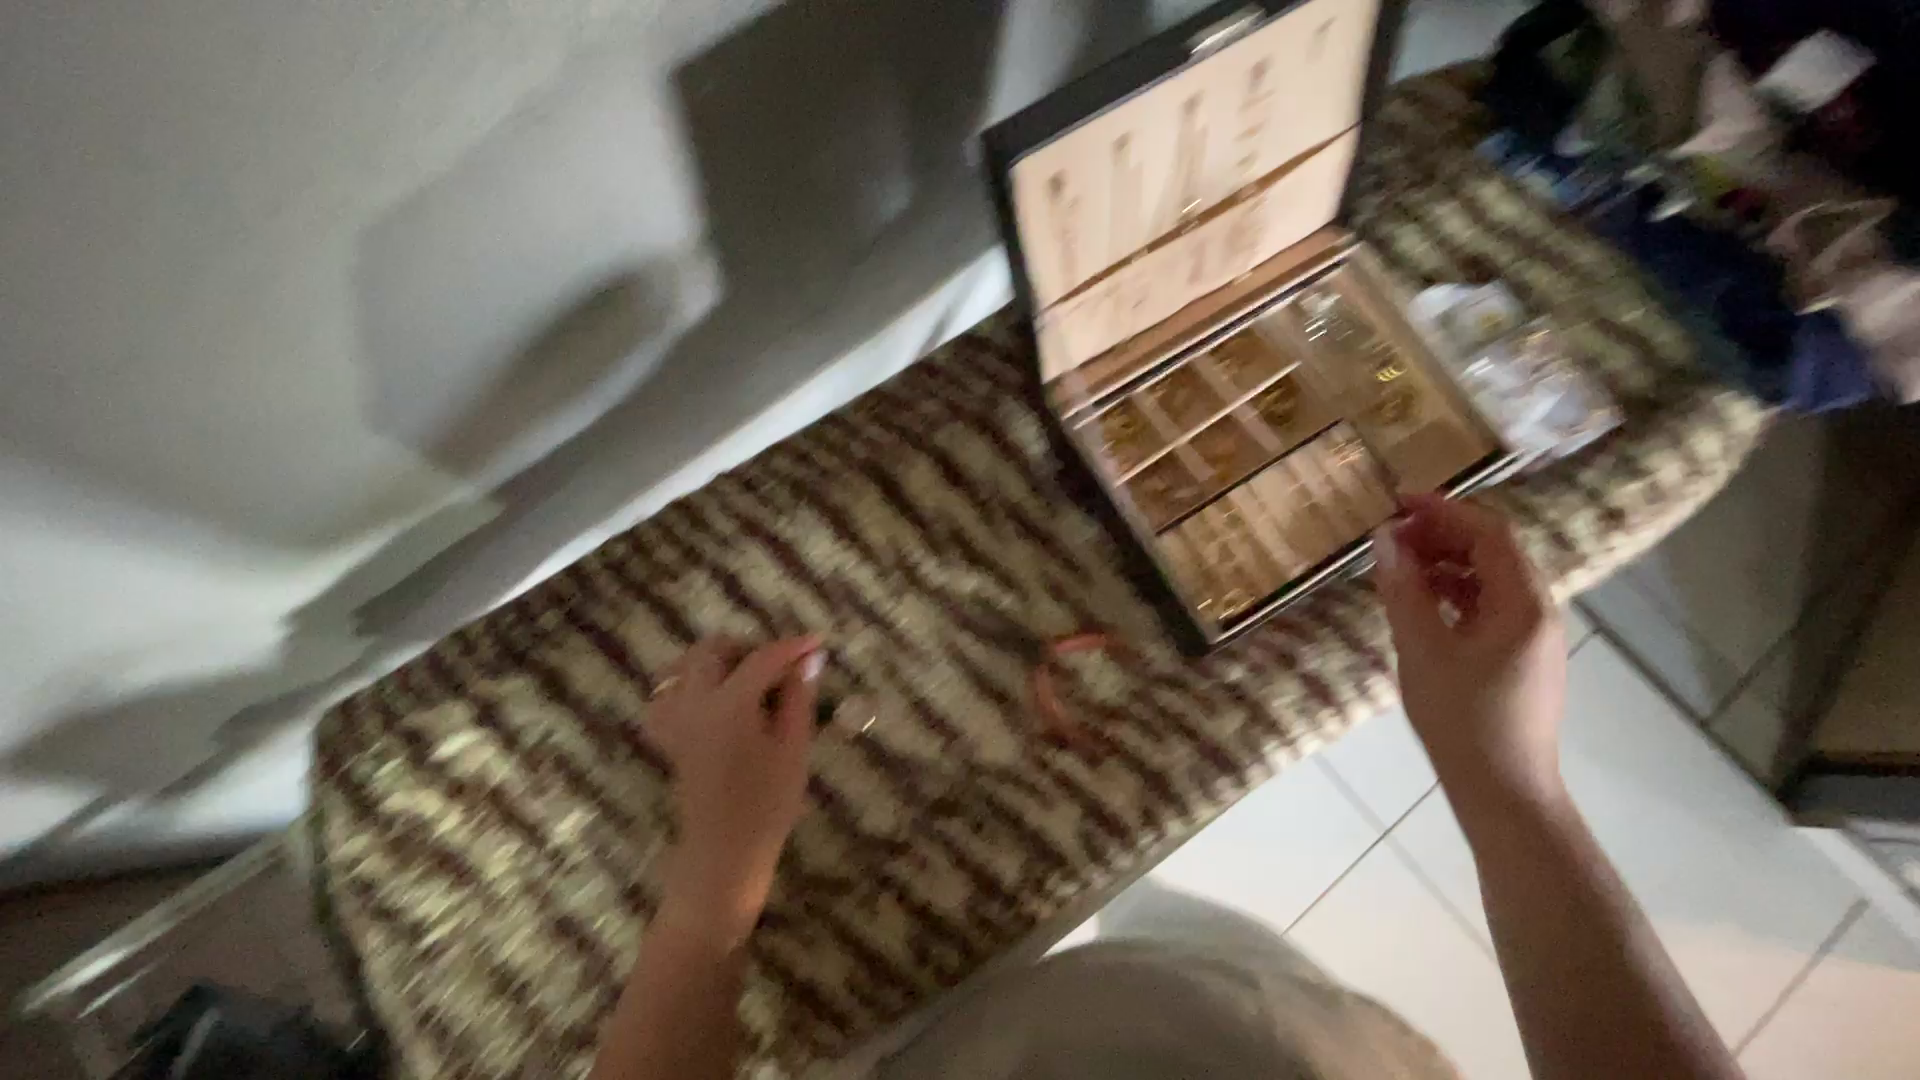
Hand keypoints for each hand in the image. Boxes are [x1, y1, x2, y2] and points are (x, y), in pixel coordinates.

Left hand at [645, 636, 824, 933]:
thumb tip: (809, 659)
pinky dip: (686, 686)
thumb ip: (799, 697)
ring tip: (746, 678)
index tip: (816, 642)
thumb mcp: (794, 748)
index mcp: (729, 705)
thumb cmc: (768, 803)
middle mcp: (694, 704)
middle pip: (713, 651)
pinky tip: (710, 698)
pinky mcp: (667, 736)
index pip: (763, 659)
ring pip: (684, 666)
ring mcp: (674, 719)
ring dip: (716, 661)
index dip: (792, 647)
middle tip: (781, 667)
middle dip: (749, 649)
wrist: (725, 852)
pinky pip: (665, 695)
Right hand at [1371, 495, 1567, 817]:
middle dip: (1441, 534)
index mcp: (1524, 604)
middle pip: (1493, 552)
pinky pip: (1487, 605)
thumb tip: (1384, 538)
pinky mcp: (1518, 656)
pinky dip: (1452, 591)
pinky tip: (1419, 600)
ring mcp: (1531, 635)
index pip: (1489, 534)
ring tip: (1398, 564)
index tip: (1397, 500)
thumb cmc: (1462, 719)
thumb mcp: (1421, 649)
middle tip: (1390, 533)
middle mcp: (1537, 611)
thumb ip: (1403, 589)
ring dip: (1445, 562)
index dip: (1444, 509)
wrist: (1503, 790)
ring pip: (1489, 578)